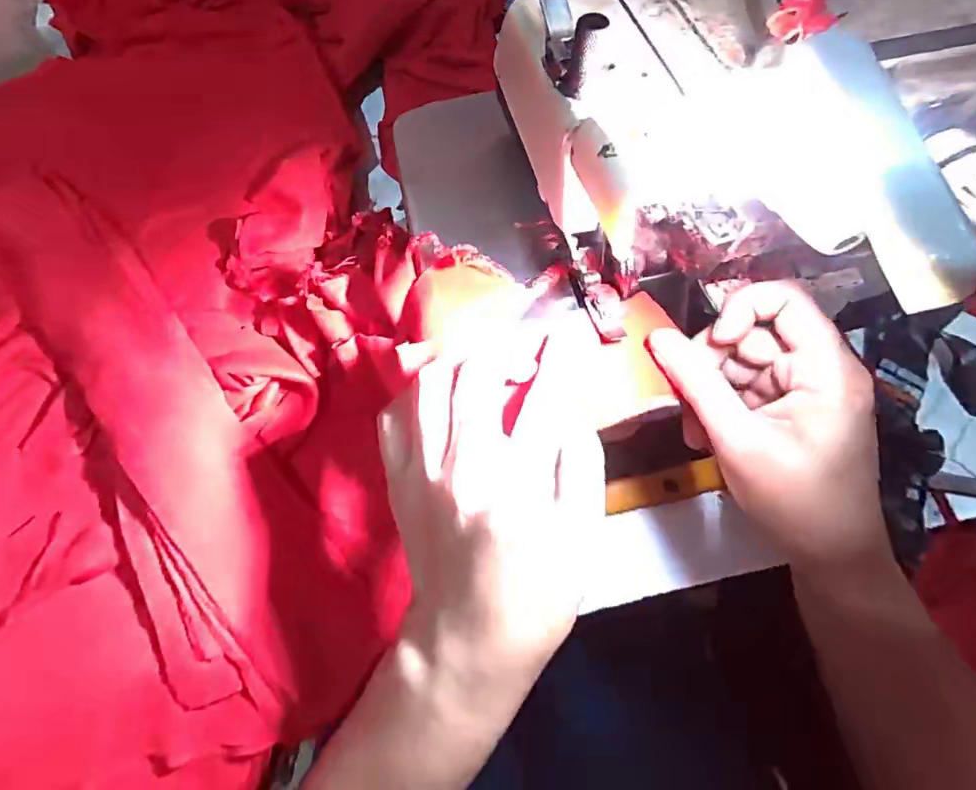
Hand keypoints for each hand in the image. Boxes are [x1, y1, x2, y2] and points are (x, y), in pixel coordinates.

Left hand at [379, 329, 605, 716]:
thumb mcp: (582, 536)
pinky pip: (394, 414)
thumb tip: (567, 409)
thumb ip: (580, 463)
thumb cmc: (537, 594)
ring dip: (459, 363)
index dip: (555, 358)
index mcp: (516, 485)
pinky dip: (417, 394)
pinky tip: (440, 399)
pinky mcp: (397, 480)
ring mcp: (421, 471)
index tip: (562, 335)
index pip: (540, 399)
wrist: (467, 640)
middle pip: (473, 375)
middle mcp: (462, 468)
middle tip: (522, 356)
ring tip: (481, 369)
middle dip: (503, 350)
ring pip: (427, 383)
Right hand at [645, 281, 889, 575]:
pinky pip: (745, 384)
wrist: (832, 559)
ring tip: (696, 426)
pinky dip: (720, 402)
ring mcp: (805, 388)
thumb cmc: (799, 505)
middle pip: (754, 331)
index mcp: (827, 369)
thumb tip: (659, 339)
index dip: (741, 307)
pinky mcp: (790, 406)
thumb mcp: (738, 440)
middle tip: (688, 395)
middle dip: (712, 360)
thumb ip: (696, 383)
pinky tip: (707, 432)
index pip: (784, 299)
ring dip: (710, 386)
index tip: (713, 342)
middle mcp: (819, 369)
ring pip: (741, 359)